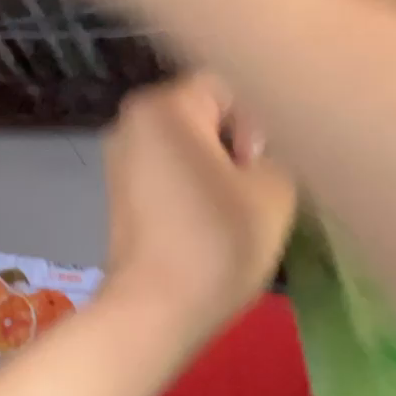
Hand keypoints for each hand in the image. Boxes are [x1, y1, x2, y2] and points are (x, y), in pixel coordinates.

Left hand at [101, 75, 296, 344]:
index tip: (259, 167)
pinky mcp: (119, 192)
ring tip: (231, 210)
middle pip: (205, 112)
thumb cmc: (216, 241)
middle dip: (235, 142)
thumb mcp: (274, 187)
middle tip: (251, 190)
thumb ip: (276, 147)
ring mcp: (119, 157)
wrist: (155, 309)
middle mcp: (131, 121)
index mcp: (162, 106)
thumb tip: (251, 149)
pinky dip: (192, 186)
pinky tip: (207, 221)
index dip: (259, 121)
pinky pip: (168, 170)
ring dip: (215, 167)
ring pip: (188, 144)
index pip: (230, 86)